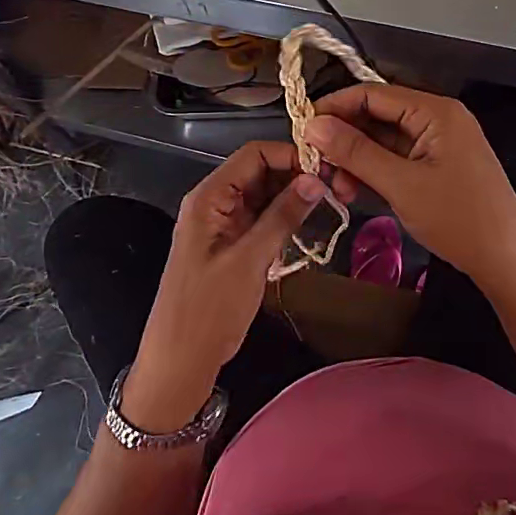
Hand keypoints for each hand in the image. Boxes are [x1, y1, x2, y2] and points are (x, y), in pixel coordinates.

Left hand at [123, 141, 329, 431]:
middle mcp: (214, 202)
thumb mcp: (249, 260)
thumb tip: (316, 179)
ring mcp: (222, 224)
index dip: (291, 155)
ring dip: (293, 199)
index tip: (327, 169)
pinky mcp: (231, 245)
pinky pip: (260, 220)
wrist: (179, 360)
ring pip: (263, 196)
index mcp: (209, 197)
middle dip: (296, 176)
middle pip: (260, 172)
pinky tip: (307, 228)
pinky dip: (283, 220)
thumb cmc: (208, 309)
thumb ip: (282, 216)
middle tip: (336, 190)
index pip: (254, 154)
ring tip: (328, 207)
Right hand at [306, 84, 515, 284]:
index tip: (302, 131)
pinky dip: (373, 172)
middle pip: (376, 116)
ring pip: (383, 141)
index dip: (334, 108)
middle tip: (316, 166)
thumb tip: (312, 125)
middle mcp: (436, 118)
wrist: (506, 260)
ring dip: (356, 160)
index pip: (372, 93)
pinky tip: (354, 190)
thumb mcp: (400, 184)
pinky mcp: (436, 166)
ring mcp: (437, 143)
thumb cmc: (458, 218)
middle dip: (344, 140)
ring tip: (336, 187)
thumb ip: (355, 151)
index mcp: (435, 111)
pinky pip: (396, 159)